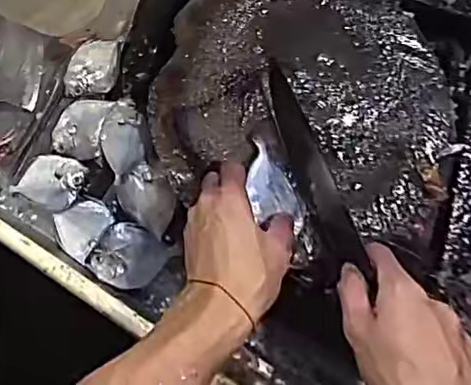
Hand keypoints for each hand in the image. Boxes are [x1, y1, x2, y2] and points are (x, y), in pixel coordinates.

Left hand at [186, 160, 294, 329]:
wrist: (218, 302)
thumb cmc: (247, 278)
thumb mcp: (277, 253)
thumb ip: (281, 229)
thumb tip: (283, 220)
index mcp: (229, 199)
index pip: (231, 168)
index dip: (240, 169)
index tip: (246, 174)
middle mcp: (207, 202)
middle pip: (214, 179)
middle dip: (225, 184)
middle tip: (242, 198)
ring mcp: (194, 217)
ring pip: (204, 198)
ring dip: (216, 204)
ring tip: (234, 222)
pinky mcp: (188, 234)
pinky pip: (198, 218)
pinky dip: (208, 221)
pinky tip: (221, 237)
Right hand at [339, 245, 470, 384]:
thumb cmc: (402, 378)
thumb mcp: (356, 329)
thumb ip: (350, 291)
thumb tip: (350, 273)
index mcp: (402, 290)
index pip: (381, 253)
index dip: (367, 254)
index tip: (361, 260)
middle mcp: (433, 304)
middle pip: (403, 287)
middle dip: (388, 299)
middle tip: (373, 322)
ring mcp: (455, 329)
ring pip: (424, 314)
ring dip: (411, 323)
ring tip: (398, 351)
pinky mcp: (470, 354)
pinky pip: (443, 338)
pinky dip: (431, 345)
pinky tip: (419, 365)